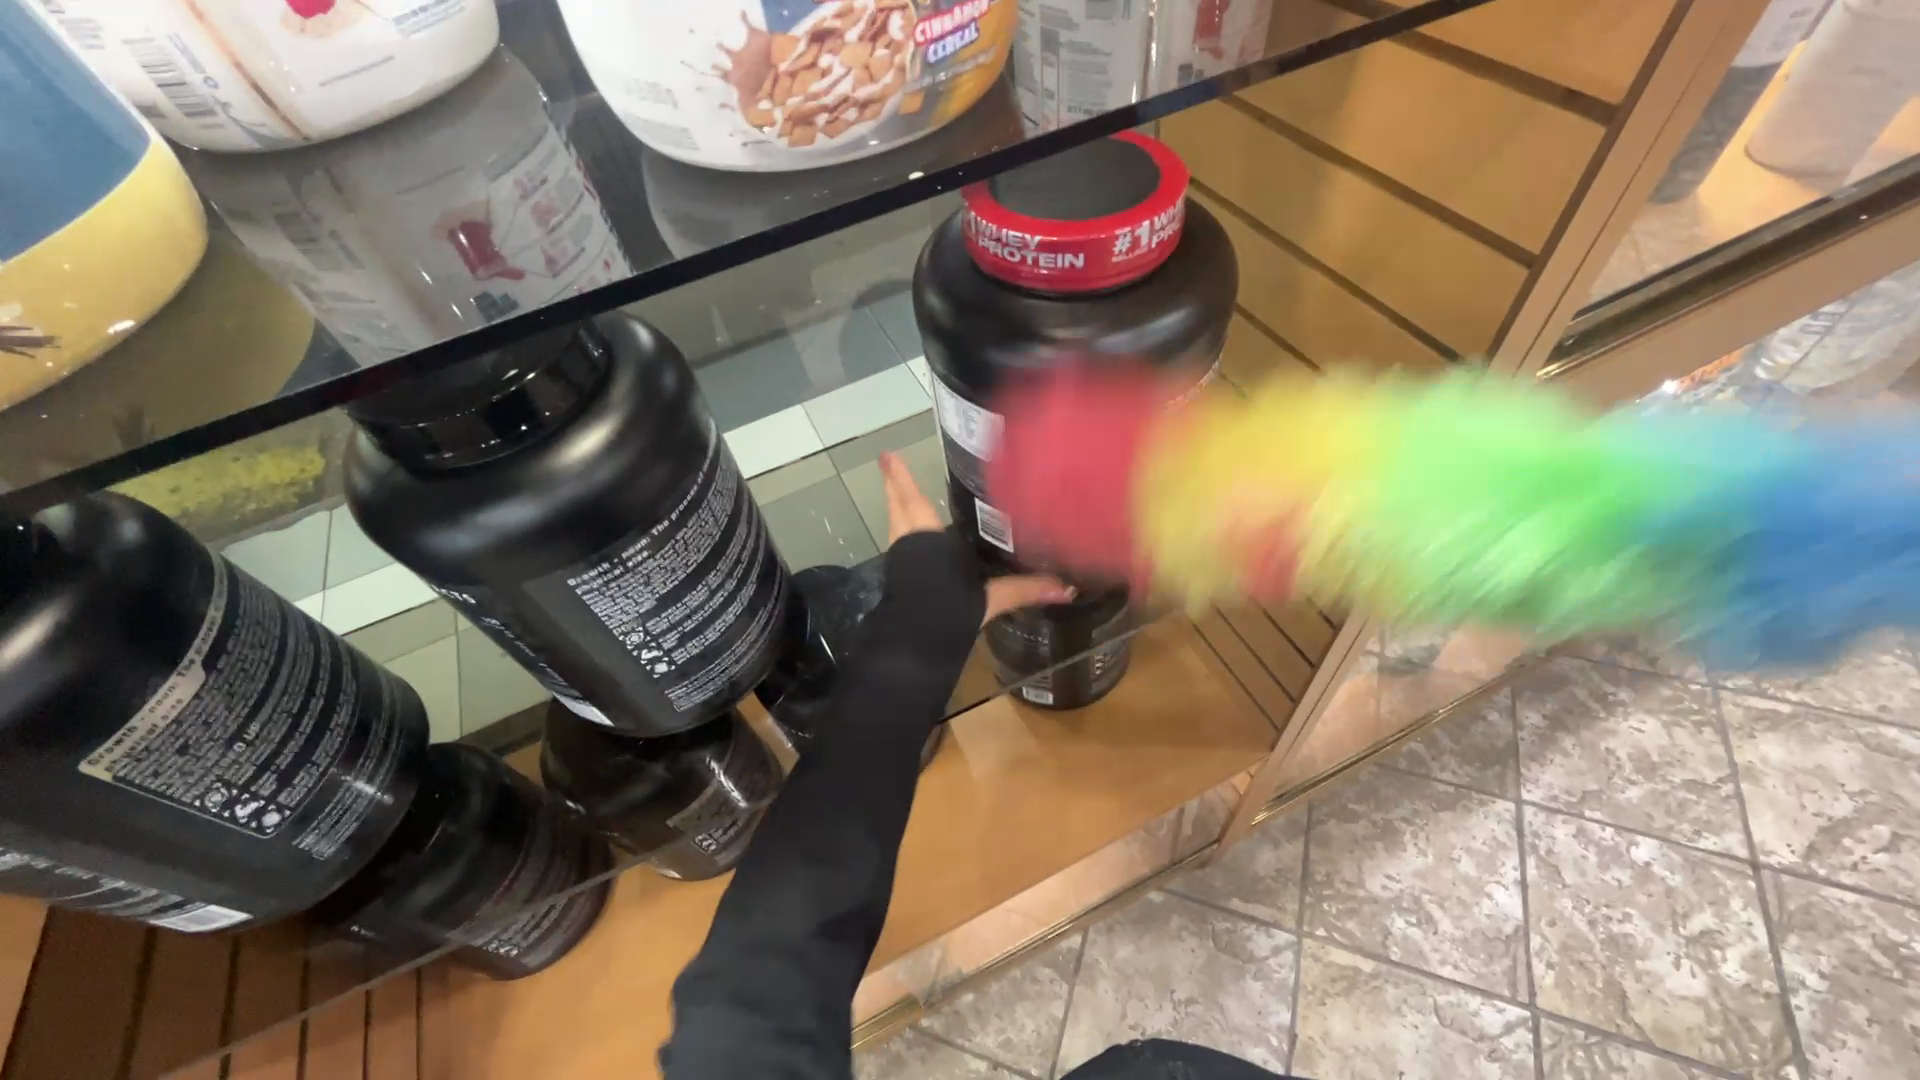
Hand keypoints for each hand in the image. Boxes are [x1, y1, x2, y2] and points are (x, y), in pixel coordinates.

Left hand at [881, 453, 1074, 623]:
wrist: (913, 642)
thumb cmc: (945, 605)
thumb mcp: (989, 597)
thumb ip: (1024, 589)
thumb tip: (1066, 588)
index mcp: (925, 536)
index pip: (912, 498)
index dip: (900, 478)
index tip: (887, 455)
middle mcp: (908, 543)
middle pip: (897, 507)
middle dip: (893, 486)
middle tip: (886, 463)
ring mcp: (900, 562)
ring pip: (896, 527)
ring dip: (897, 509)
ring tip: (903, 496)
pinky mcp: (900, 580)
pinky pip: (902, 548)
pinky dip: (906, 535)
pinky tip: (919, 541)